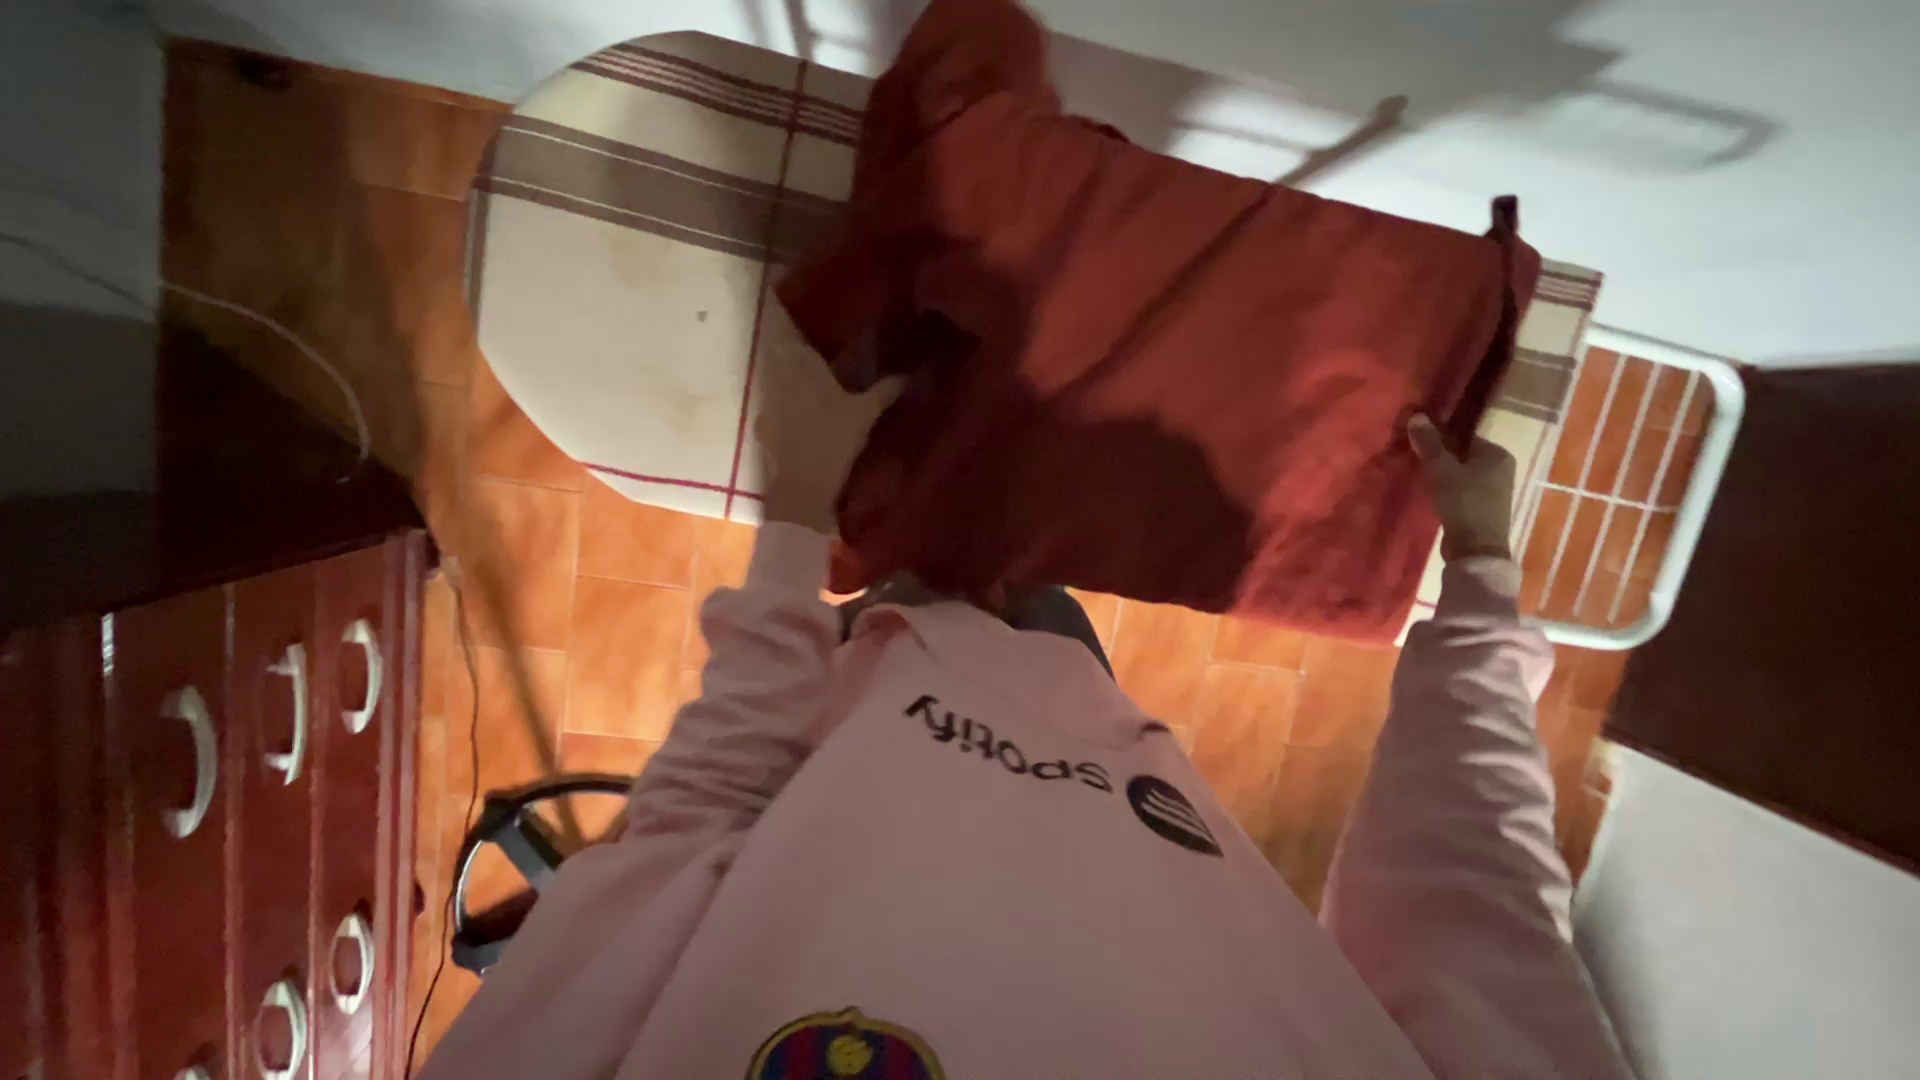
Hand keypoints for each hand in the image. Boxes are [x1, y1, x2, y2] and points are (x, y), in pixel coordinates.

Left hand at [751, 323, 898, 533]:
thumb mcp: (866, 414)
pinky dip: (782, 393)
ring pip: (773, 370)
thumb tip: (910, 374)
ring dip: (788, 365)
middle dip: (792, 336)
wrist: (800, 489)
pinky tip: (799, 401)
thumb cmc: (833, 442)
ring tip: (811, 363)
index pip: (784, 322)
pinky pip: (771, 396)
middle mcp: (775, 372)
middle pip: (776, 343)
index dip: (788, 306)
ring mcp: (764, 397)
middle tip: (815, 332)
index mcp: (799, 360)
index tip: (800, 298)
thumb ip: (886, 390)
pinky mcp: (760, 421)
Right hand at [1408, 413, 1515, 562]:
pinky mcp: (1484, 507)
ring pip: (1462, 473)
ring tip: (1420, 475)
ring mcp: (1495, 490)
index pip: (1465, 436)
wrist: (1476, 548)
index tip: (1417, 442)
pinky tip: (1432, 492)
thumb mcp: (1442, 470)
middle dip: (1441, 456)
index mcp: (1497, 454)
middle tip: (1415, 458)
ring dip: (1443, 473)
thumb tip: (1416, 415)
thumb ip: (1429, 444)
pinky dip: (1448, 488)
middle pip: (1464, 454)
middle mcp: (1501, 468)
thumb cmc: (1463, 502)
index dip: (1440, 437)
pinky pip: (1462, 488)